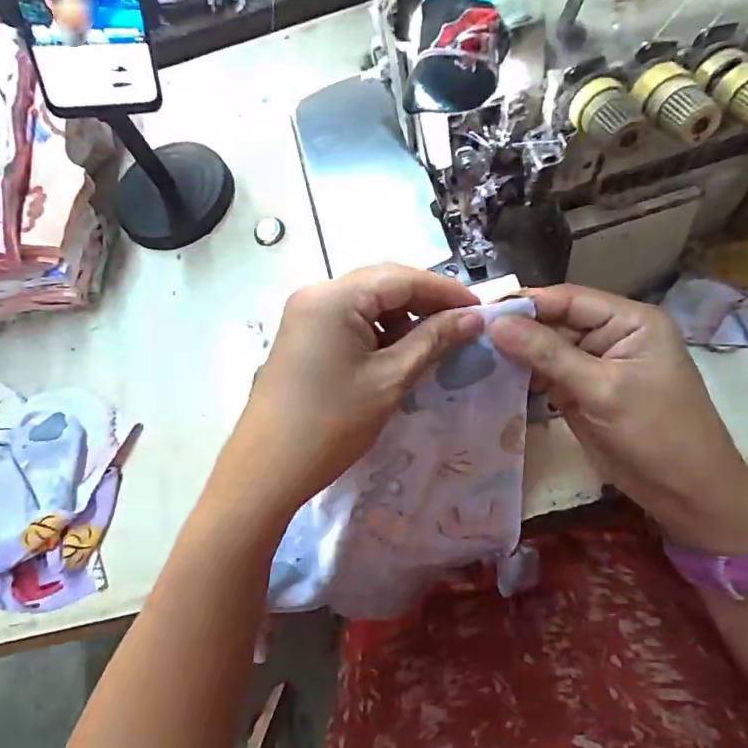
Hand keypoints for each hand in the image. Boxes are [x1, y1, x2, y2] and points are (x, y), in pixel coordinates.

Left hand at [222, 264, 483, 513]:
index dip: (446, 292)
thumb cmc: (331, 424)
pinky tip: (398, 355)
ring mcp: (305, 315)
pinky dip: (378, 333)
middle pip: (382, 284)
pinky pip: (349, 321)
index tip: (481, 313)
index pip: (402, 278)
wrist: (267, 469)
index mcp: (334, 297)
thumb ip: (433, 341)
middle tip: (462, 327)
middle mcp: (316, 294)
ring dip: (402, 319)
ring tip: (434, 346)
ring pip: (366, 303)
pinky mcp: (302, 337)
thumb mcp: (390, 380)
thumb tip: (474, 318)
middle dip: (425, 303)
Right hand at [489, 283, 747, 553]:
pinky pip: (550, 376)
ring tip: (472, 355)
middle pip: (556, 322)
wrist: (687, 494)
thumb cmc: (656, 434)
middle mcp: (613, 335)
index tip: (478, 311)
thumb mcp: (601, 390)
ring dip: (517, 354)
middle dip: (517, 329)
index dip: (525, 303)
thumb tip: (496, 324)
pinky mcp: (586, 393)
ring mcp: (598, 366)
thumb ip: (548, 355)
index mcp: (631, 321)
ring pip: (548, 350)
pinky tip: (495, 378)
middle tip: (467, 336)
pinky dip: (526, 377)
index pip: (569, 299)